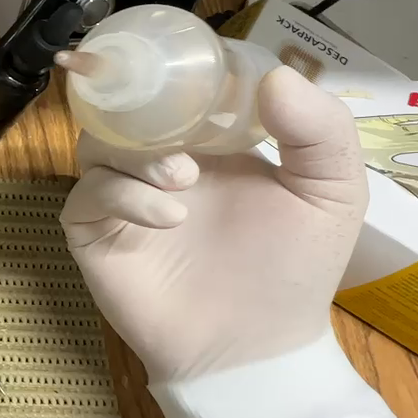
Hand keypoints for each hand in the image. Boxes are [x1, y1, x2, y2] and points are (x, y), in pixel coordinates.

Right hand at [60, 67, 367, 384]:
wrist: (250, 346)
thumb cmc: (291, 270)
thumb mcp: (331, 194)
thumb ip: (319, 130)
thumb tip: (274, 73)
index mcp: (210, 144)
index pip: (181, 91)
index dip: (185, 75)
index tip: (201, 70)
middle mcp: (158, 162)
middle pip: (127, 111)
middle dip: (149, 113)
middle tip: (187, 138)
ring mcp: (120, 196)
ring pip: (97, 146)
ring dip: (136, 156)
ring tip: (180, 182)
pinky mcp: (92, 230)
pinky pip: (86, 194)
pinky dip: (121, 196)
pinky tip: (165, 218)